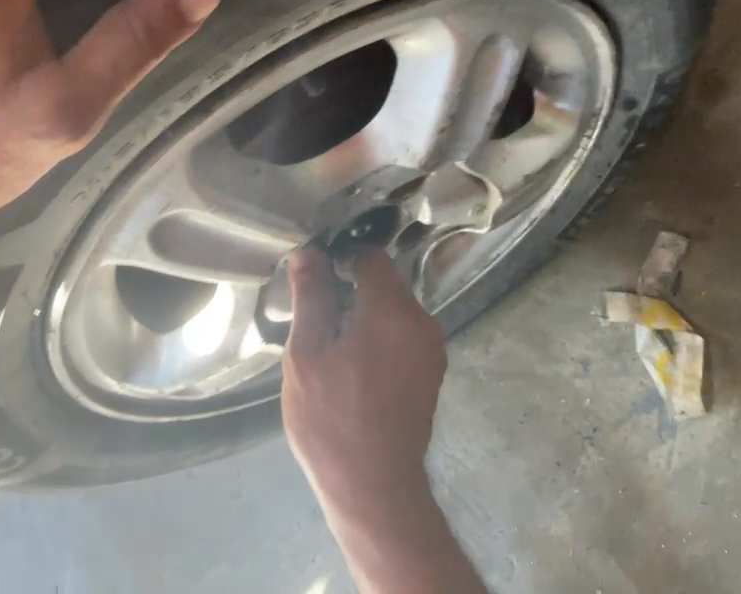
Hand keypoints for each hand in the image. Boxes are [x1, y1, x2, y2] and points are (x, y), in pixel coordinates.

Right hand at [281, 248, 447, 510]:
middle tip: (317, 317)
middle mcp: (423, 321)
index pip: (370, 256)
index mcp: (394, 310)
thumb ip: (311, 296)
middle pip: (384, 282)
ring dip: (364, 314)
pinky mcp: (432, 371)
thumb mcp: (307, 354)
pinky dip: (380, 336)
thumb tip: (309, 252)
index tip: (315, 277)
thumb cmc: (332, 420)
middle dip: (351, 289)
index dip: (340, 258)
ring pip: (394, 309)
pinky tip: (353, 364)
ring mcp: (432, 348)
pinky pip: (403, 334)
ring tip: (331, 344)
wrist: (374, 488)